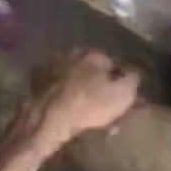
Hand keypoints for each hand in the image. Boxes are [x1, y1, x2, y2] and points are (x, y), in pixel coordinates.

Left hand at [15, 50, 139, 154]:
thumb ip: (132, 79)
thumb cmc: (89, 104)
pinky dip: (67, 98)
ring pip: (76, 81)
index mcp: (93, 54)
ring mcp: (53, 65)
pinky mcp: (38, 81)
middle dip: (102, 88)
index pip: (114, 65)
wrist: (49, 117)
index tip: (125, 98)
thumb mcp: (122, 94)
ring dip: (85, 94)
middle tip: (109, 109)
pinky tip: (71, 113)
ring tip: (92, 117)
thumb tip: (133, 72)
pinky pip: (61, 90)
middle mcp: (72, 53)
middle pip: (93, 72)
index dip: (122, 82)